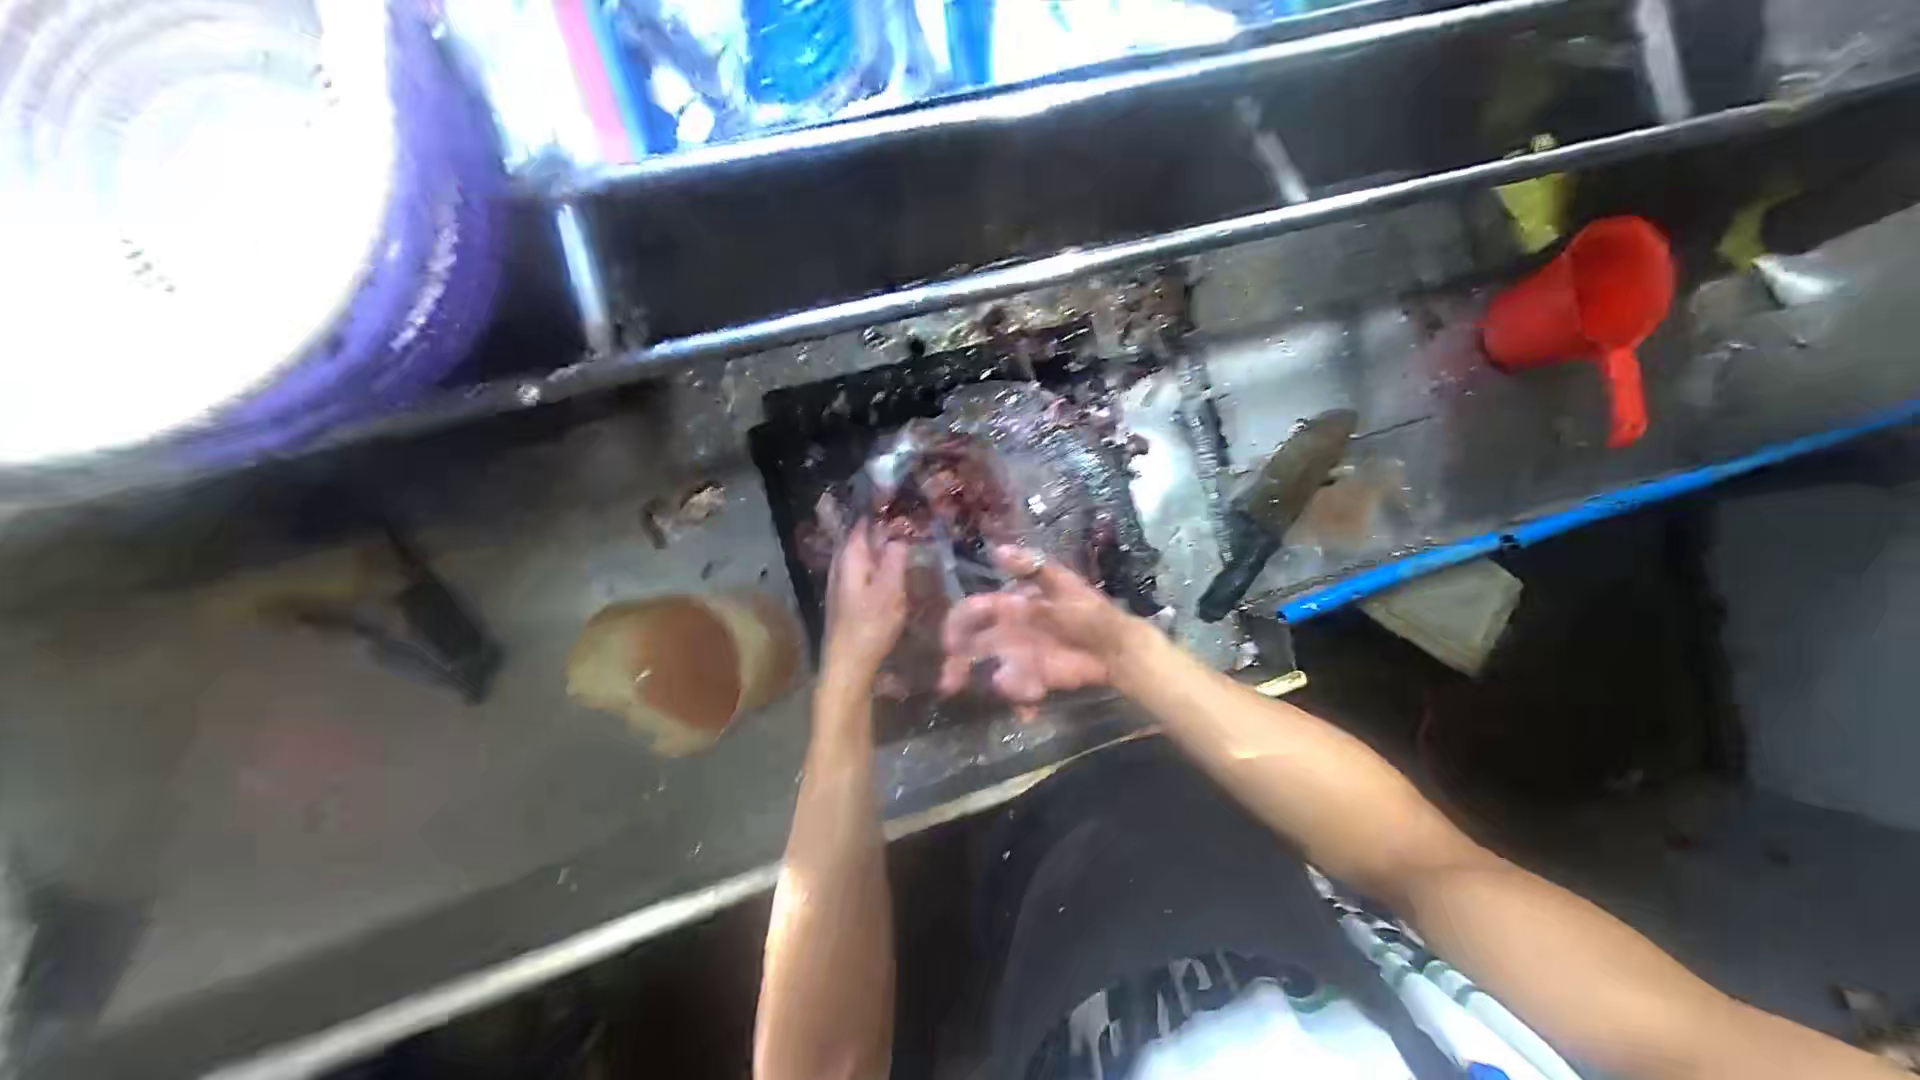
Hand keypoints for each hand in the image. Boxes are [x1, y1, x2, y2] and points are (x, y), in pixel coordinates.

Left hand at [821, 523, 910, 691]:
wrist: (847, 665)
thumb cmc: (870, 627)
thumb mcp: (890, 590)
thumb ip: (895, 560)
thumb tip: (898, 536)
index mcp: (850, 558)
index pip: (862, 523)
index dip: (879, 512)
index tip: (901, 502)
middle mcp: (840, 565)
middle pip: (861, 539)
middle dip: (880, 530)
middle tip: (908, 522)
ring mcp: (841, 583)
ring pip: (863, 557)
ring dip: (880, 550)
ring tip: (904, 544)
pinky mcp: (846, 600)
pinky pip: (864, 573)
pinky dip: (878, 568)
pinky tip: (893, 574)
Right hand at [937, 547, 1154, 715]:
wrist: (1118, 647)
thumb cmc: (1089, 611)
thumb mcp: (1063, 585)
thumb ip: (1030, 570)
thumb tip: (997, 551)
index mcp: (1009, 605)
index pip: (972, 612)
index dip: (957, 625)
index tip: (952, 643)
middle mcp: (1007, 632)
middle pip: (971, 647)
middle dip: (957, 665)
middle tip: (951, 682)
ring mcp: (1018, 658)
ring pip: (991, 672)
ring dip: (996, 684)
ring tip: (1020, 691)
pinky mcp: (1032, 680)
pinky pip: (1016, 692)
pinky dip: (1019, 703)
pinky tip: (1029, 711)